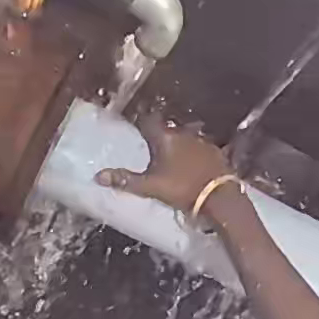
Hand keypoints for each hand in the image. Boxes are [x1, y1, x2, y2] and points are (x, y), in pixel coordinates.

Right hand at [94, 115, 230, 213]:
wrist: (219, 197)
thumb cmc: (181, 188)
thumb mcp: (150, 186)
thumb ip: (125, 180)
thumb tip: (98, 175)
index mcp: (165, 139)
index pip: (149, 121)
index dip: (142, 122)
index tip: (136, 126)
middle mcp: (183, 134)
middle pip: (167, 130)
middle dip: (159, 135)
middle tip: (151, 146)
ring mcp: (202, 142)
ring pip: (185, 137)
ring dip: (178, 144)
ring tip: (171, 155)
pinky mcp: (216, 153)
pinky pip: (201, 148)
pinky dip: (194, 153)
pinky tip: (192, 164)